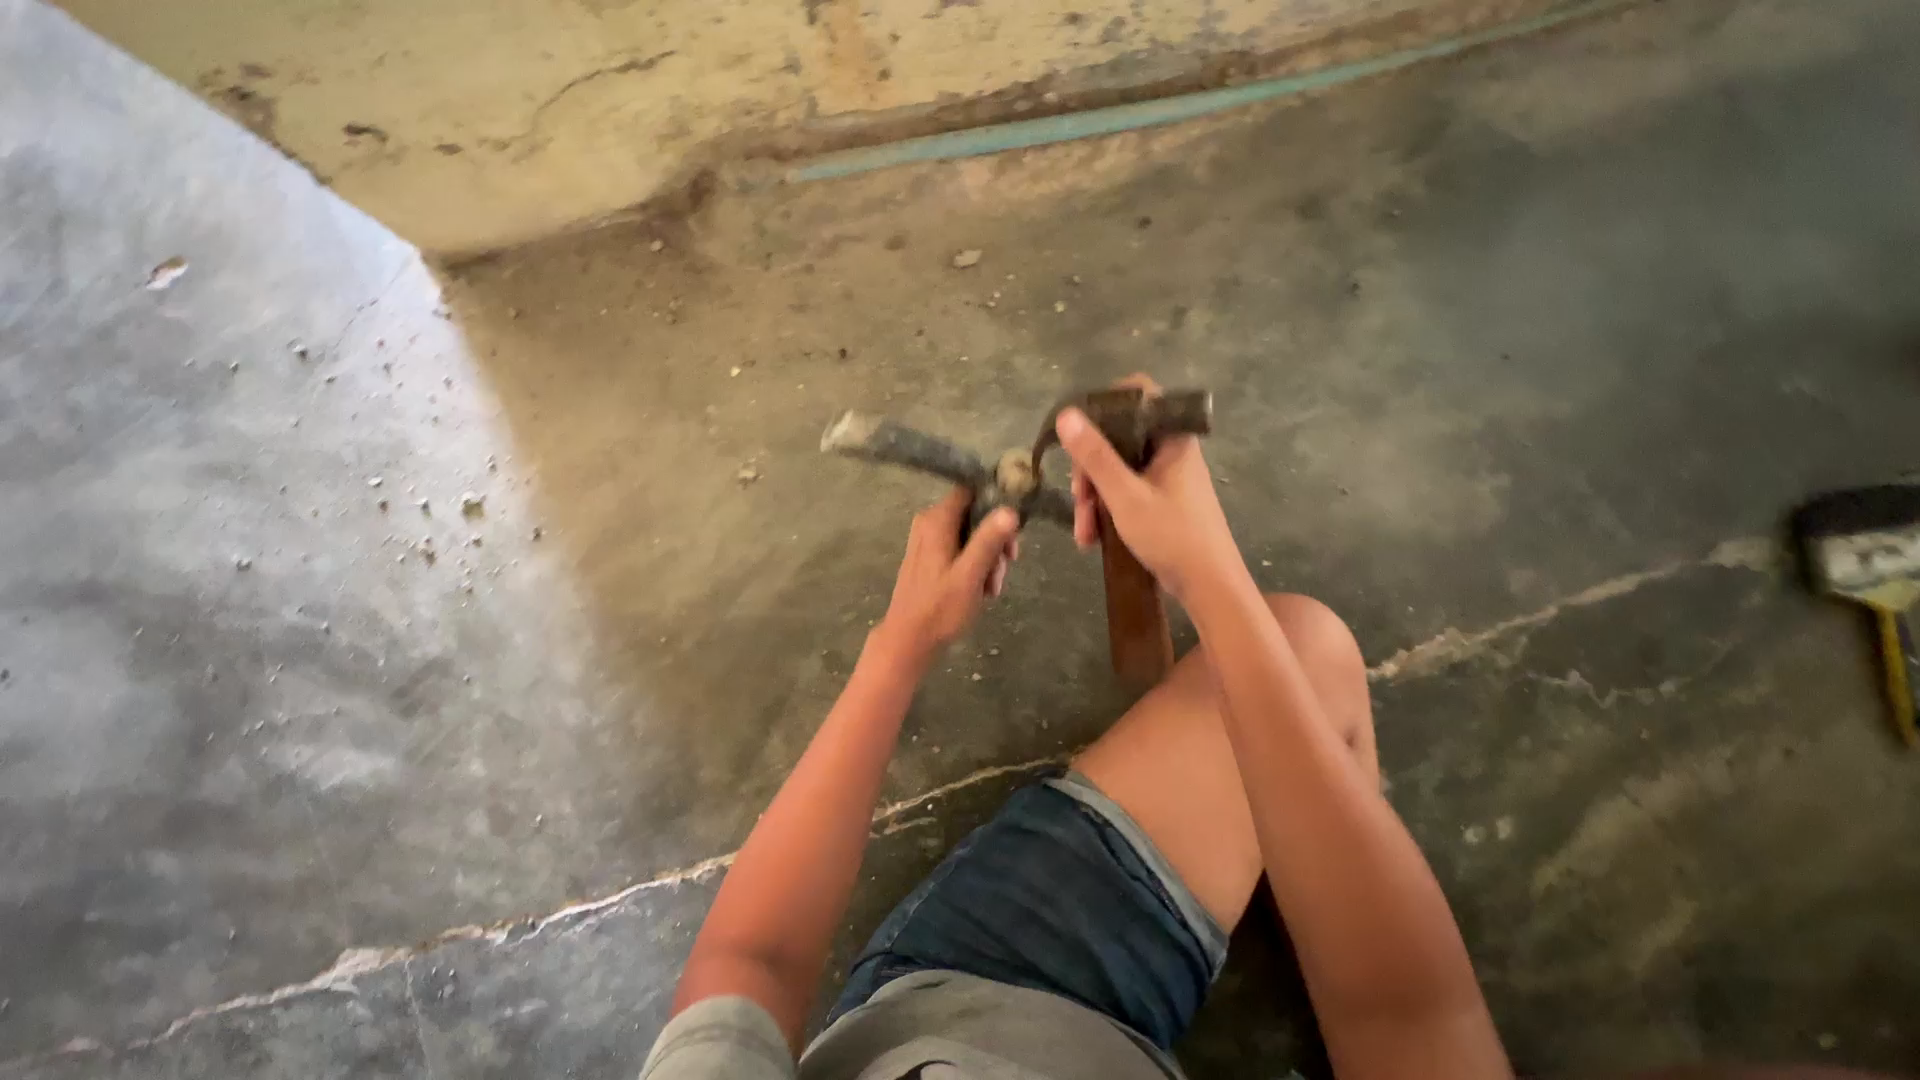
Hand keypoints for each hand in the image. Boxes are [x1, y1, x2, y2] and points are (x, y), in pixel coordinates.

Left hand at [876, 488, 1020, 658]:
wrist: (909, 640)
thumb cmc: (940, 608)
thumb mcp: (970, 574)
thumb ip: (989, 540)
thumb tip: (1010, 510)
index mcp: (937, 520)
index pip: (972, 492)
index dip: (995, 506)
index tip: (1013, 530)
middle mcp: (929, 523)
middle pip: (974, 516)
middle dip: (994, 542)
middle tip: (1004, 568)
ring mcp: (927, 540)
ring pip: (969, 536)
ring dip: (987, 559)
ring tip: (991, 588)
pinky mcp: (928, 558)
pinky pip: (959, 551)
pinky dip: (973, 566)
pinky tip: (980, 590)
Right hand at [1058, 374, 1241, 602]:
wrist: (1210, 587)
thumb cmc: (1172, 536)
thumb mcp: (1126, 496)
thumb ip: (1095, 456)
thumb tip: (1066, 415)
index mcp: (1171, 437)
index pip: (1138, 394)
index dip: (1105, 404)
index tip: (1078, 432)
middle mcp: (1171, 450)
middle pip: (1119, 438)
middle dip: (1090, 469)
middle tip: (1079, 497)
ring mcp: (1167, 477)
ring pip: (1118, 470)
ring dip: (1094, 497)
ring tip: (1083, 533)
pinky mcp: (1162, 502)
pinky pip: (1126, 492)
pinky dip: (1107, 510)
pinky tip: (1092, 538)